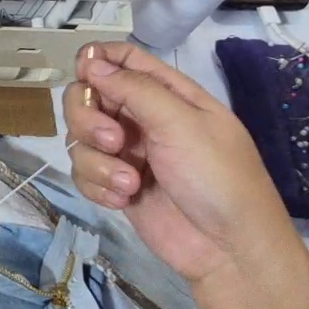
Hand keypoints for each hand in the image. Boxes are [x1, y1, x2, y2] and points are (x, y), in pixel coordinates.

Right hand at [62, 41, 293, 283]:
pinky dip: (97, 185)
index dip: (96, 61)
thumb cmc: (216, 177)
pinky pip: (83, 172)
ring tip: (128, 183)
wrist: (228, 250)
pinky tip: (123, 200)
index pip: (122, 59)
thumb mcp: (182, 124)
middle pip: (87, 96)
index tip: (85, 77)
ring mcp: (126, 152)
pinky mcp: (113, 184)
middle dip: (88, 118)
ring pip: (79, 138)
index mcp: (166, 93)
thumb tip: (90, 61)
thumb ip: (134, 89)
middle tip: (112, 141)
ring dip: (97, 161)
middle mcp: (141, 117)